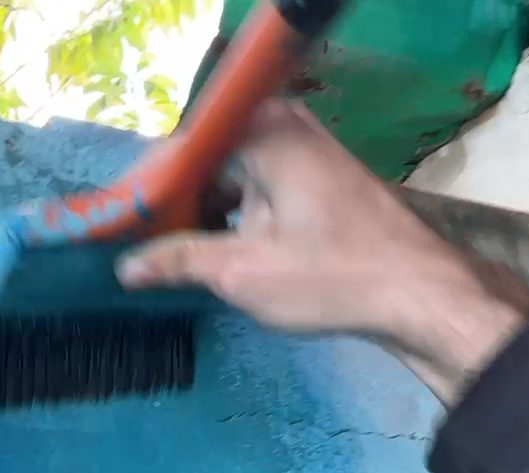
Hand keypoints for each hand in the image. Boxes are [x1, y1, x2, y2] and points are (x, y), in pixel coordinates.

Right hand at [117, 100, 528, 405]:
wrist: (416, 293)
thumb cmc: (329, 275)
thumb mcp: (240, 271)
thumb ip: (177, 261)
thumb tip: (126, 268)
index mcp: (260, 129)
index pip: (177, 152)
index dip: (141, 193)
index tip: (112, 229)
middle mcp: (281, 124)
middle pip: (203, 162)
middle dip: (170, 207)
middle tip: (137, 252)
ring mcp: (302, 149)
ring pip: (228, 179)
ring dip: (200, 218)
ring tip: (166, 261)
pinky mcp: (314, 178)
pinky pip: (254, 190)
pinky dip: (231, 219)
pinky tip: (213, 254)